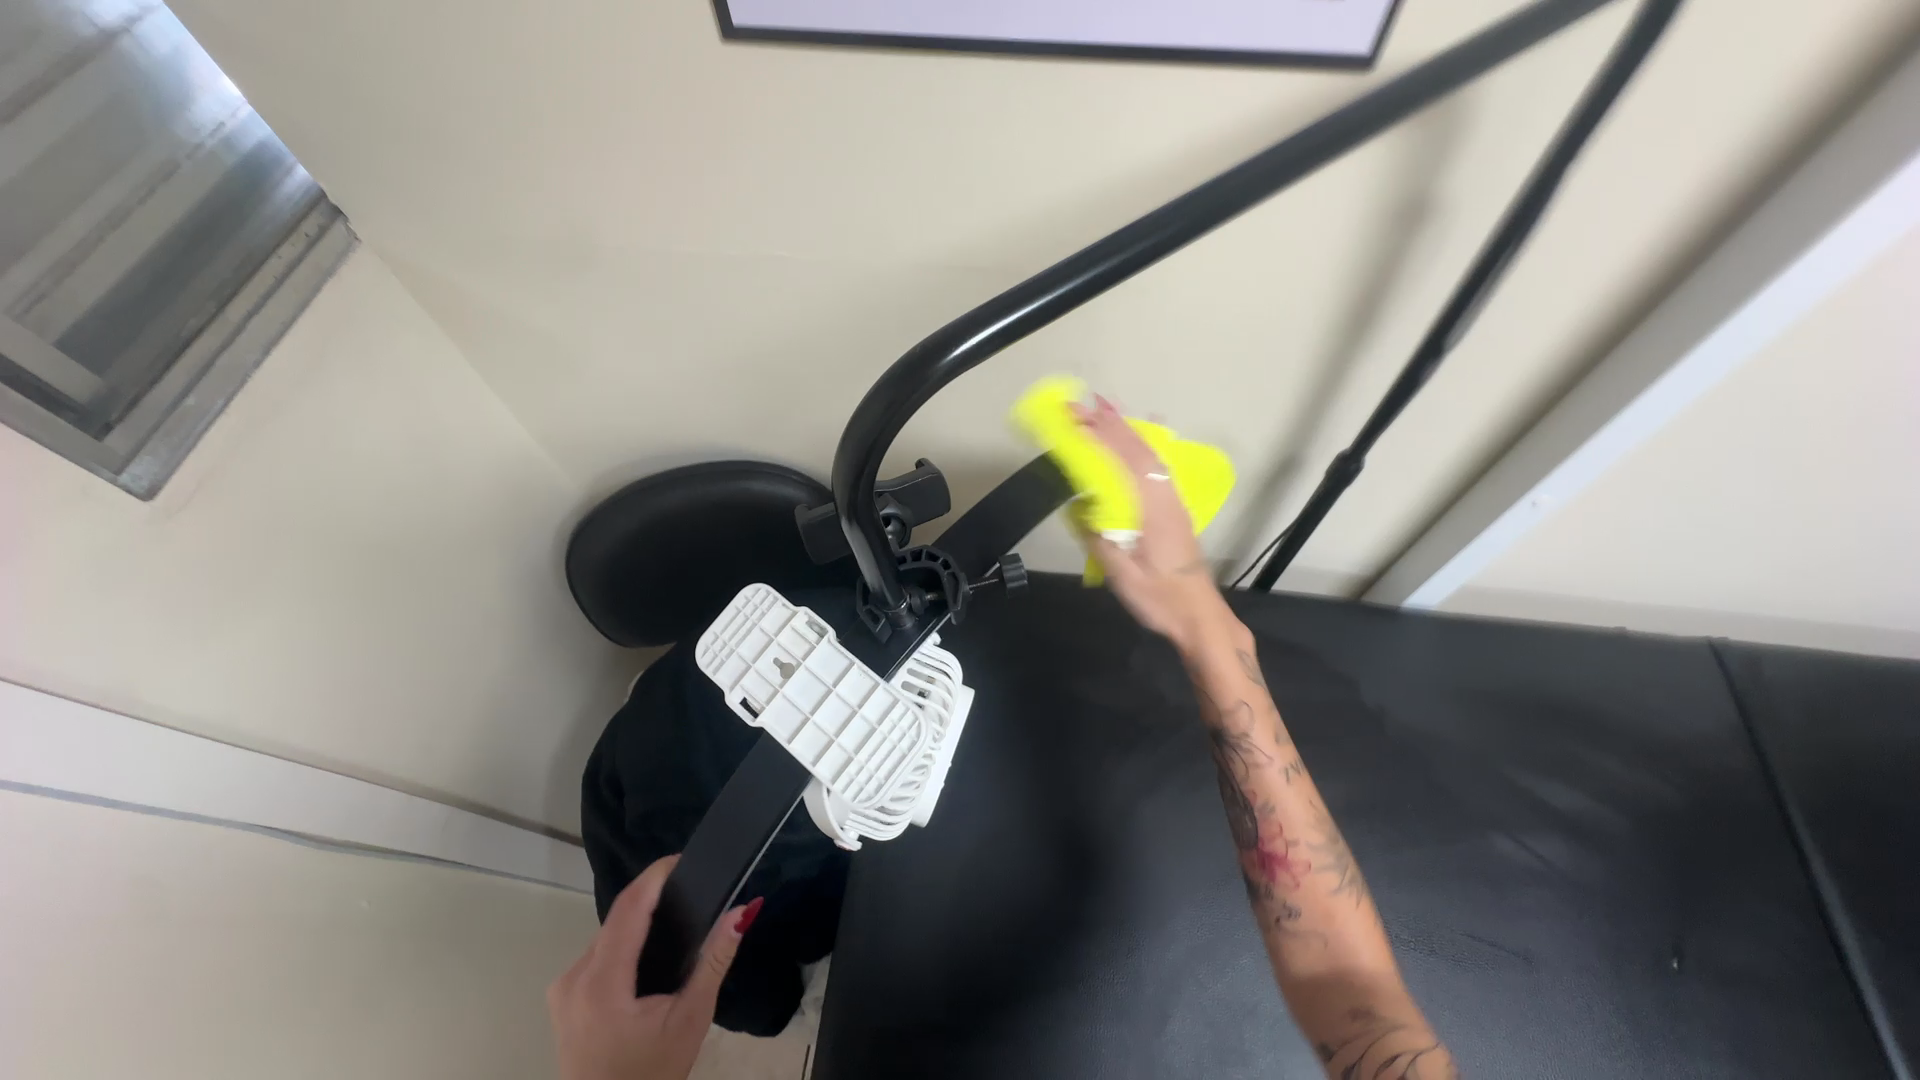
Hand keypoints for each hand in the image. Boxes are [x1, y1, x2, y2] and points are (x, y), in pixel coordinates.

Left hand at [548, 855, 759, 1079]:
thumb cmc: (652, 1075)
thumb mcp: (691, 1018)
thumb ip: (714, 960)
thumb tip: (743, 911)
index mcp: (601, 982)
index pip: (629, 908)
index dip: (655, 876)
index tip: (684, 859)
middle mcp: (573, 978)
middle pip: (617, 920)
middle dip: (652, 898)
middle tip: (692, 888)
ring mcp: (563, 990)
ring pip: (606, 936)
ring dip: (638, 922)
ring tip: (677, 917)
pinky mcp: (563, 1000)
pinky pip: (597, 956)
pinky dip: (625, 945)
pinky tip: (651, 954)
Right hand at [1071, 396, 1237, 652]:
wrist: (1199, 617)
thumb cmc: (1161, 599)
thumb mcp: (1123, 575)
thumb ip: (1100, 539)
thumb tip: (1079, 510)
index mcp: (1154, 510)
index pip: (1126, 461)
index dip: (1102, 435)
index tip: (1078, 416)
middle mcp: (1166, 498)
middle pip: (1138, 451)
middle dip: (1109, 424)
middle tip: (1080, 405)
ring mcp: (1173, 503)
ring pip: (1149, 456)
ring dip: (1124, 432)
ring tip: (1102, 413)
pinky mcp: (1173, 511)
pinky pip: (1154, 468)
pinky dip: (1138, 448)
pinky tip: (1132, 442)